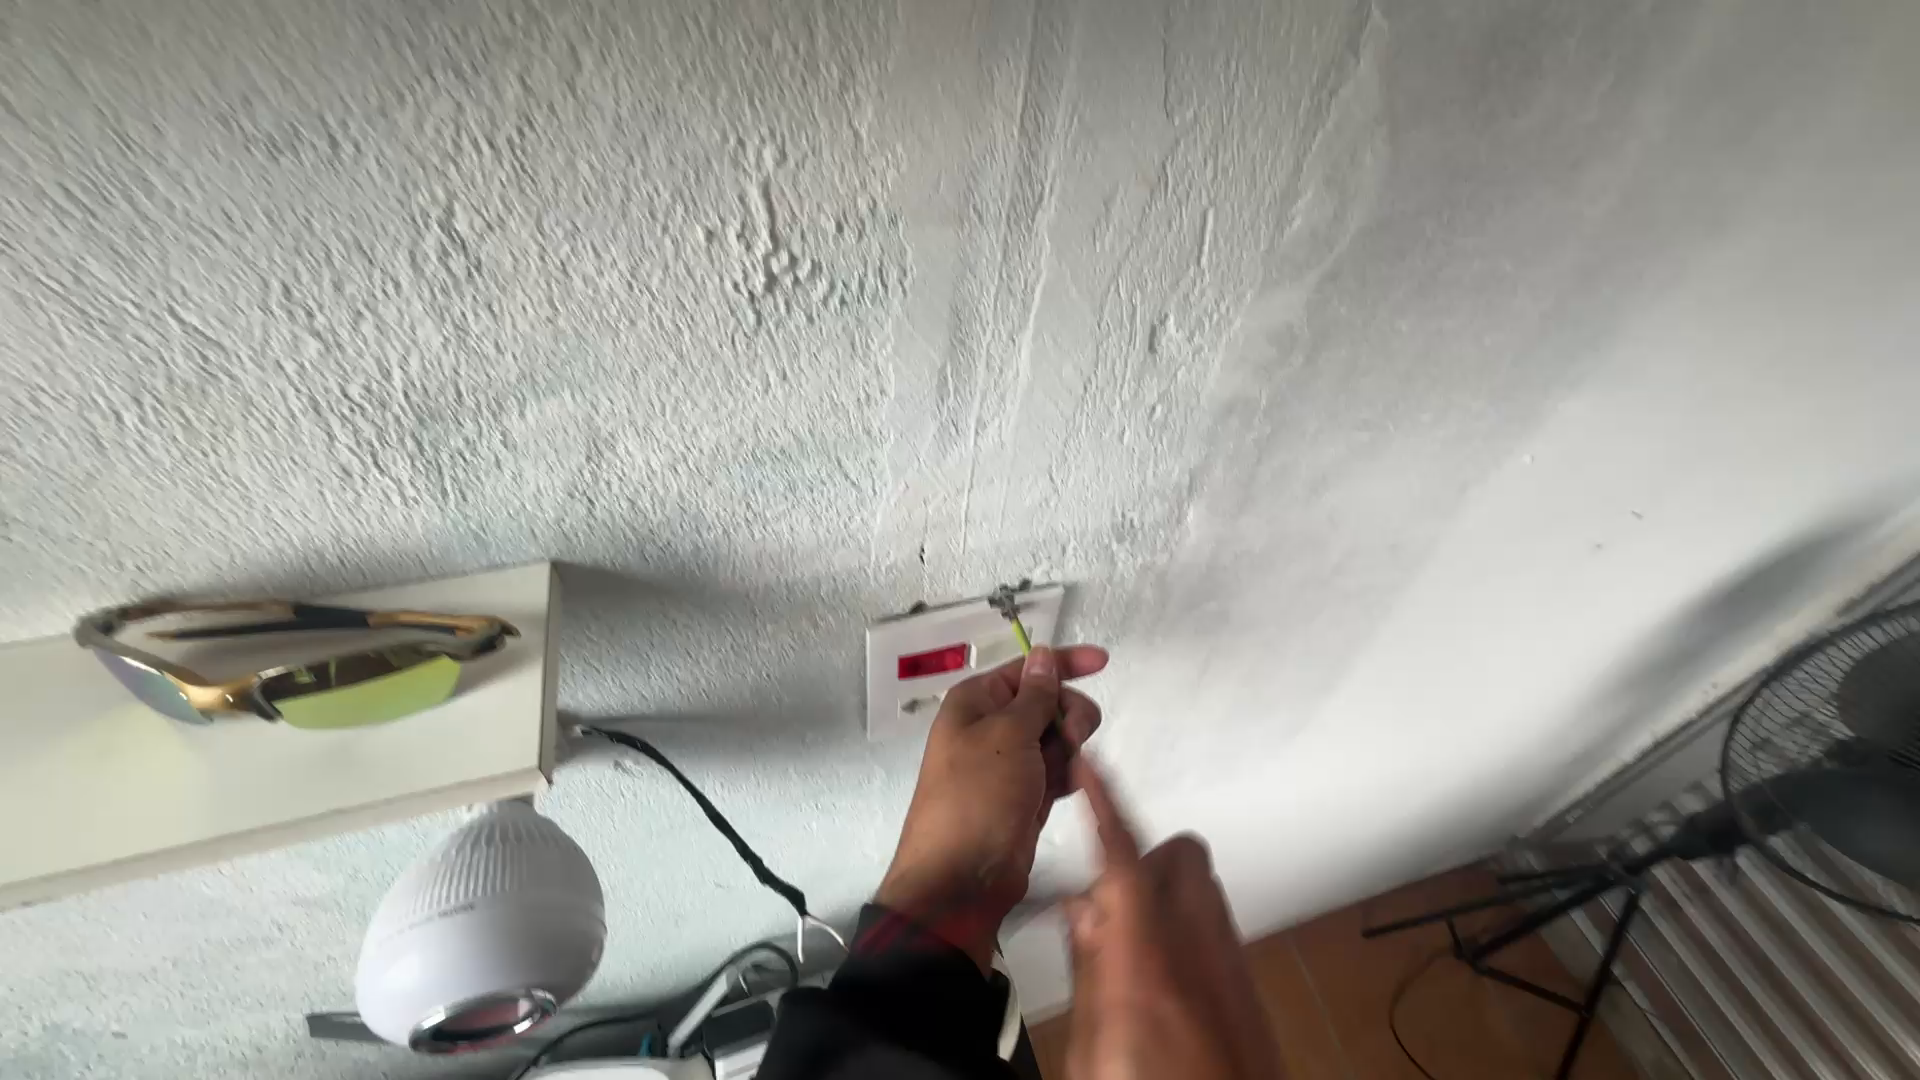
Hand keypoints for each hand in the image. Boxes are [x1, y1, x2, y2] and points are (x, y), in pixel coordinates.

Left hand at [876, 644, 1109, 969]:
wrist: (961, 880)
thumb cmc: (978, 796)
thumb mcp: (1007, 736)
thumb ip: (1034, 695)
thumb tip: (1042, 655)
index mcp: (975, 702)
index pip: (1026, 669)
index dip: (1065, 663)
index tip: (1104, 661)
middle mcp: (989, 727)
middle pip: (1046, 702)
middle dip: (1067, 714)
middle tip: (1074, 736)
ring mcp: (1008, 764)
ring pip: (1055, 737)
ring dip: (1069, 746)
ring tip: (1068, 768)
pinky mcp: (1024, 796)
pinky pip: (1055, 770)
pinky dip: (1067, 772)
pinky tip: (1072, 783)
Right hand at [1063, 758, 1283, 1079]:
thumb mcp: (1092, 1053)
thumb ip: (1089, 971)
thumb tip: (1081, 906)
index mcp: (1147, 962)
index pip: (1123, 858)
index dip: (1104, 802)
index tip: (1088, 760)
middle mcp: (1200, 950)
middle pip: (1182, 855)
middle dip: (1142, 856)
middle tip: (1108, 900)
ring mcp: (1232, 966)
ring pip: (1202, 885)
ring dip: (1165, 889)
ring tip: (1131, 941)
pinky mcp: (1250, 989)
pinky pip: (1217, 924)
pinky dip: (1187, 925)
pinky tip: (1163, 974)